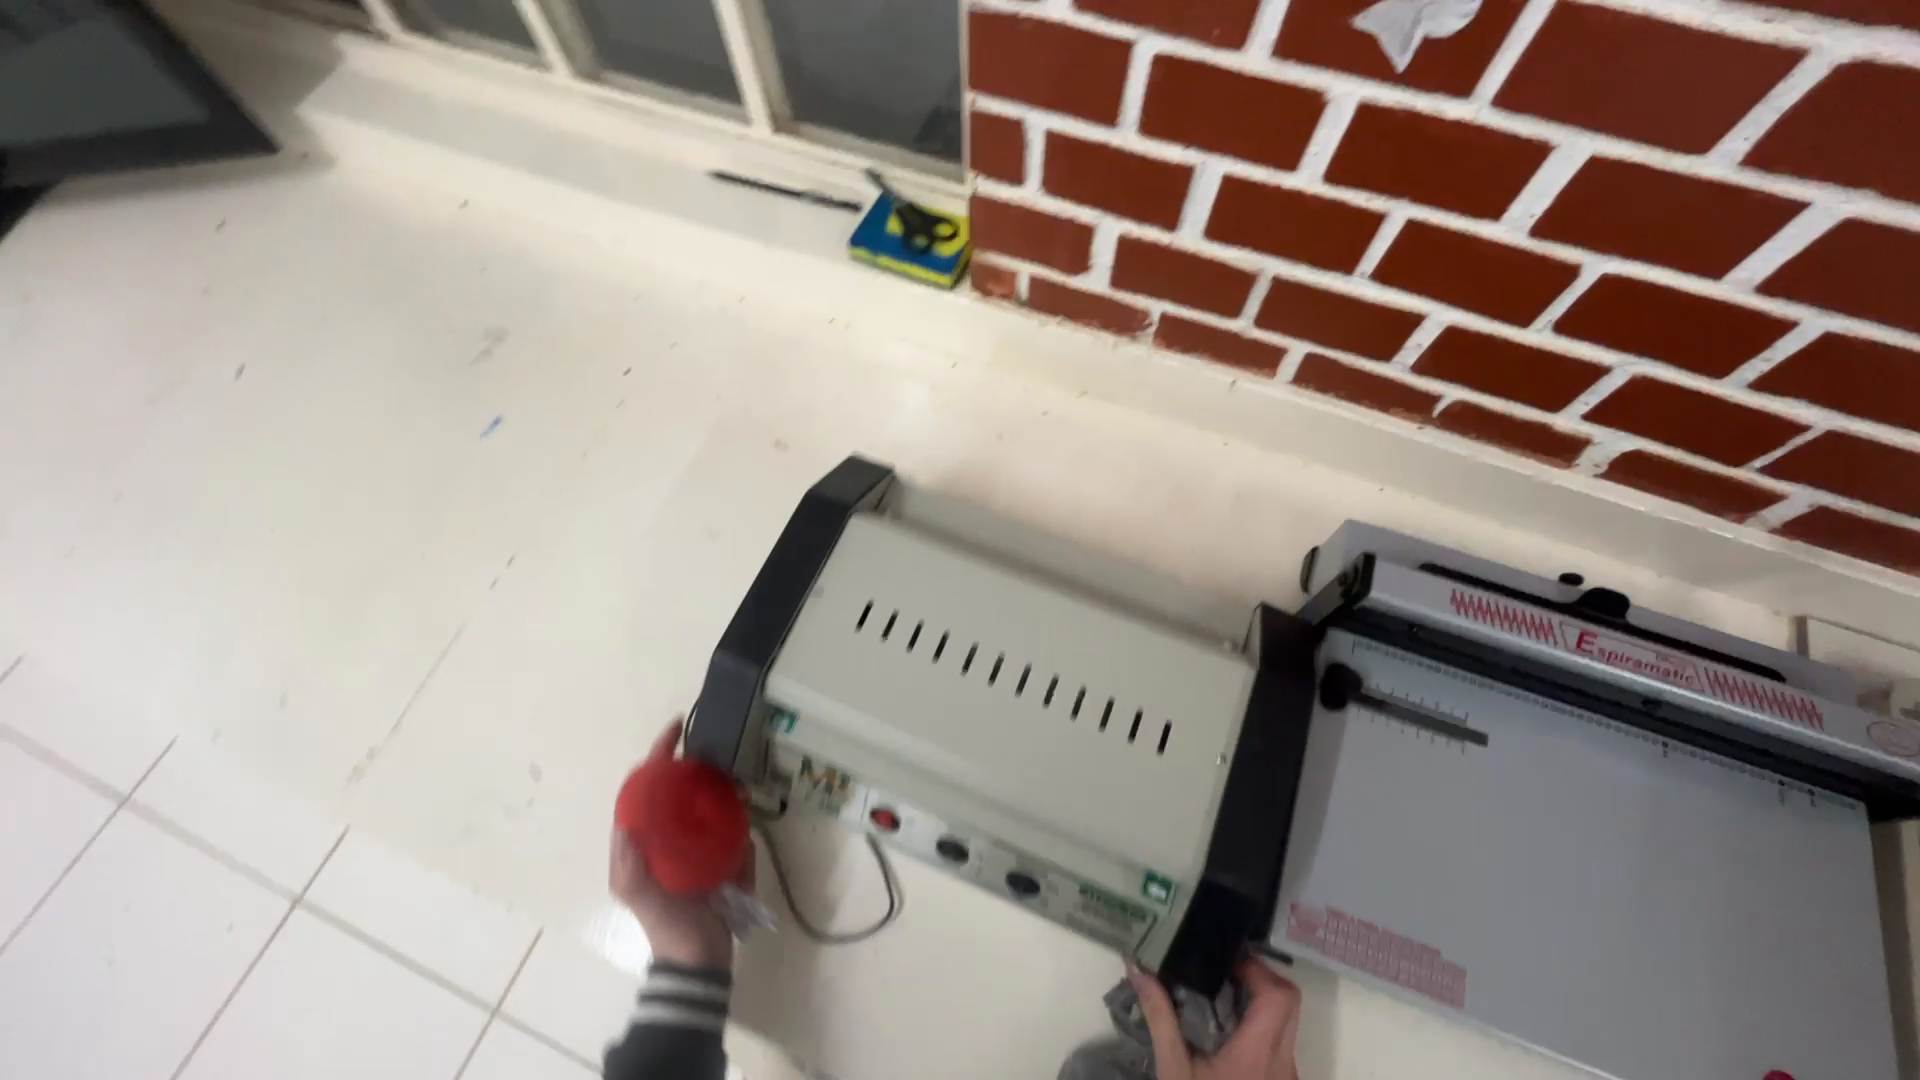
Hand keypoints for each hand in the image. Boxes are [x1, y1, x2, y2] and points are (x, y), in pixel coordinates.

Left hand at [609, 718, 754, 969]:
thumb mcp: (641, 897)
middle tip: (716, 750)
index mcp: (648, 840)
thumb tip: (623, 827)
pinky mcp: (729, 856)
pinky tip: (747, 810)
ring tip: (737, 778)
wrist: (700, 961)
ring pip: (714, 803)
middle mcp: (673, 836)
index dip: (658, 756)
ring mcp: (703, 846)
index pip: (649, 788)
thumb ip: (630, 868)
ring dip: (724, 788)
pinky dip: (741, 820)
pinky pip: (737, 830)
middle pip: (685, 788)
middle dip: (699, 765)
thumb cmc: (667, 925)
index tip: (675, 729)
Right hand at [1130, 957, 1301, 1079]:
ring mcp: (1286, 1076)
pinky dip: (1258, 1026)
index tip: (1224, 961)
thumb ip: (1160, 1017)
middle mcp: (1282, 1063)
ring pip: (1286, 1023)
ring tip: (1218, 998)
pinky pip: (1279, 1042)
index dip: (1257, 969)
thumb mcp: (1174, 1070)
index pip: (1279, 997)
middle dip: (1259, 979)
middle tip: (1221, 973)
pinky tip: (1224, 1034)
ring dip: (1258, 1002)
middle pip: (1288, 1003)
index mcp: (1257, 1054)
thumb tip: (1139, 969)